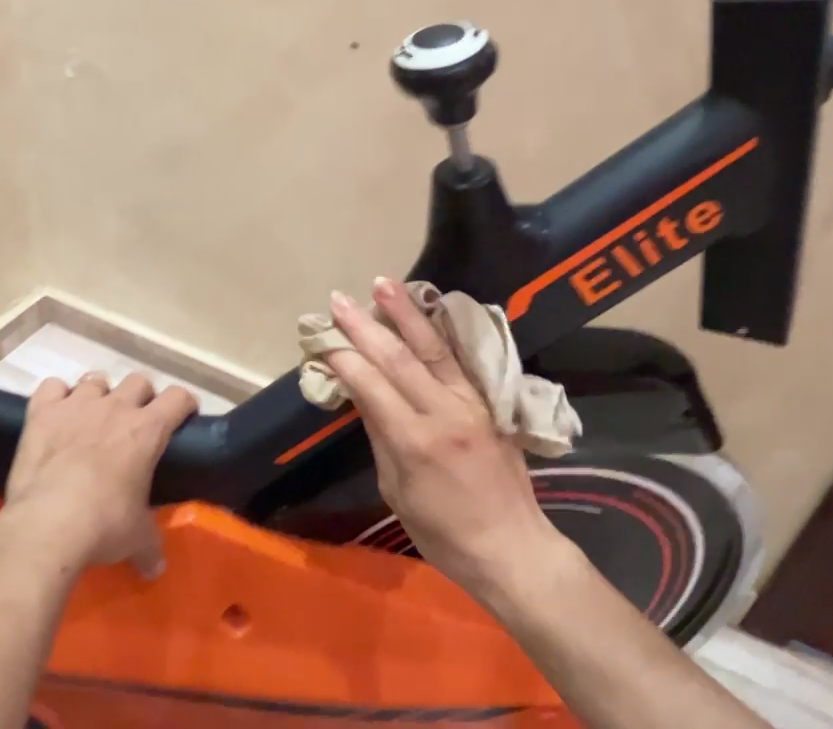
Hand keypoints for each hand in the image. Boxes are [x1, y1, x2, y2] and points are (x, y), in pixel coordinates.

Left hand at [0, 371, 197, 578]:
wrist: (47, 525)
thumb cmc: (103, 526)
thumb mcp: (136, 538)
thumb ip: (149, 546)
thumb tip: (156, 569)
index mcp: (148, 430)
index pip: (178, 397)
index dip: (183, 404)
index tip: (182, 417)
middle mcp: (116, 407)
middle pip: (138, 381)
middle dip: (140, 397)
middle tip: (134, 423)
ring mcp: (77, 406)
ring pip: (95, 379)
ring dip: (99, 394)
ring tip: (92, 417)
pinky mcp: (42, 413)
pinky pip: (51, 387)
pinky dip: (55, 397)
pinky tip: (55, 414)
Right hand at [321, 278, 569, 597]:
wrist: (511, 548)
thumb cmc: (443, 534)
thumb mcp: (395, 491)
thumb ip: (380, 435)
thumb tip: (360, 393)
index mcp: (415, 441)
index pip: (371, 384)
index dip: (342, 357)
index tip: (320, 336)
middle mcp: (445, 412)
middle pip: (398, 358)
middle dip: (364, 326)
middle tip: (338, 299)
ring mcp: (472, 403)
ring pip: (434, 347)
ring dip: (406, 313)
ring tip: (383, 284)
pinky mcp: (491, 402)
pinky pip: (462, 358)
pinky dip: (442, 330)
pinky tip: (430, 308)